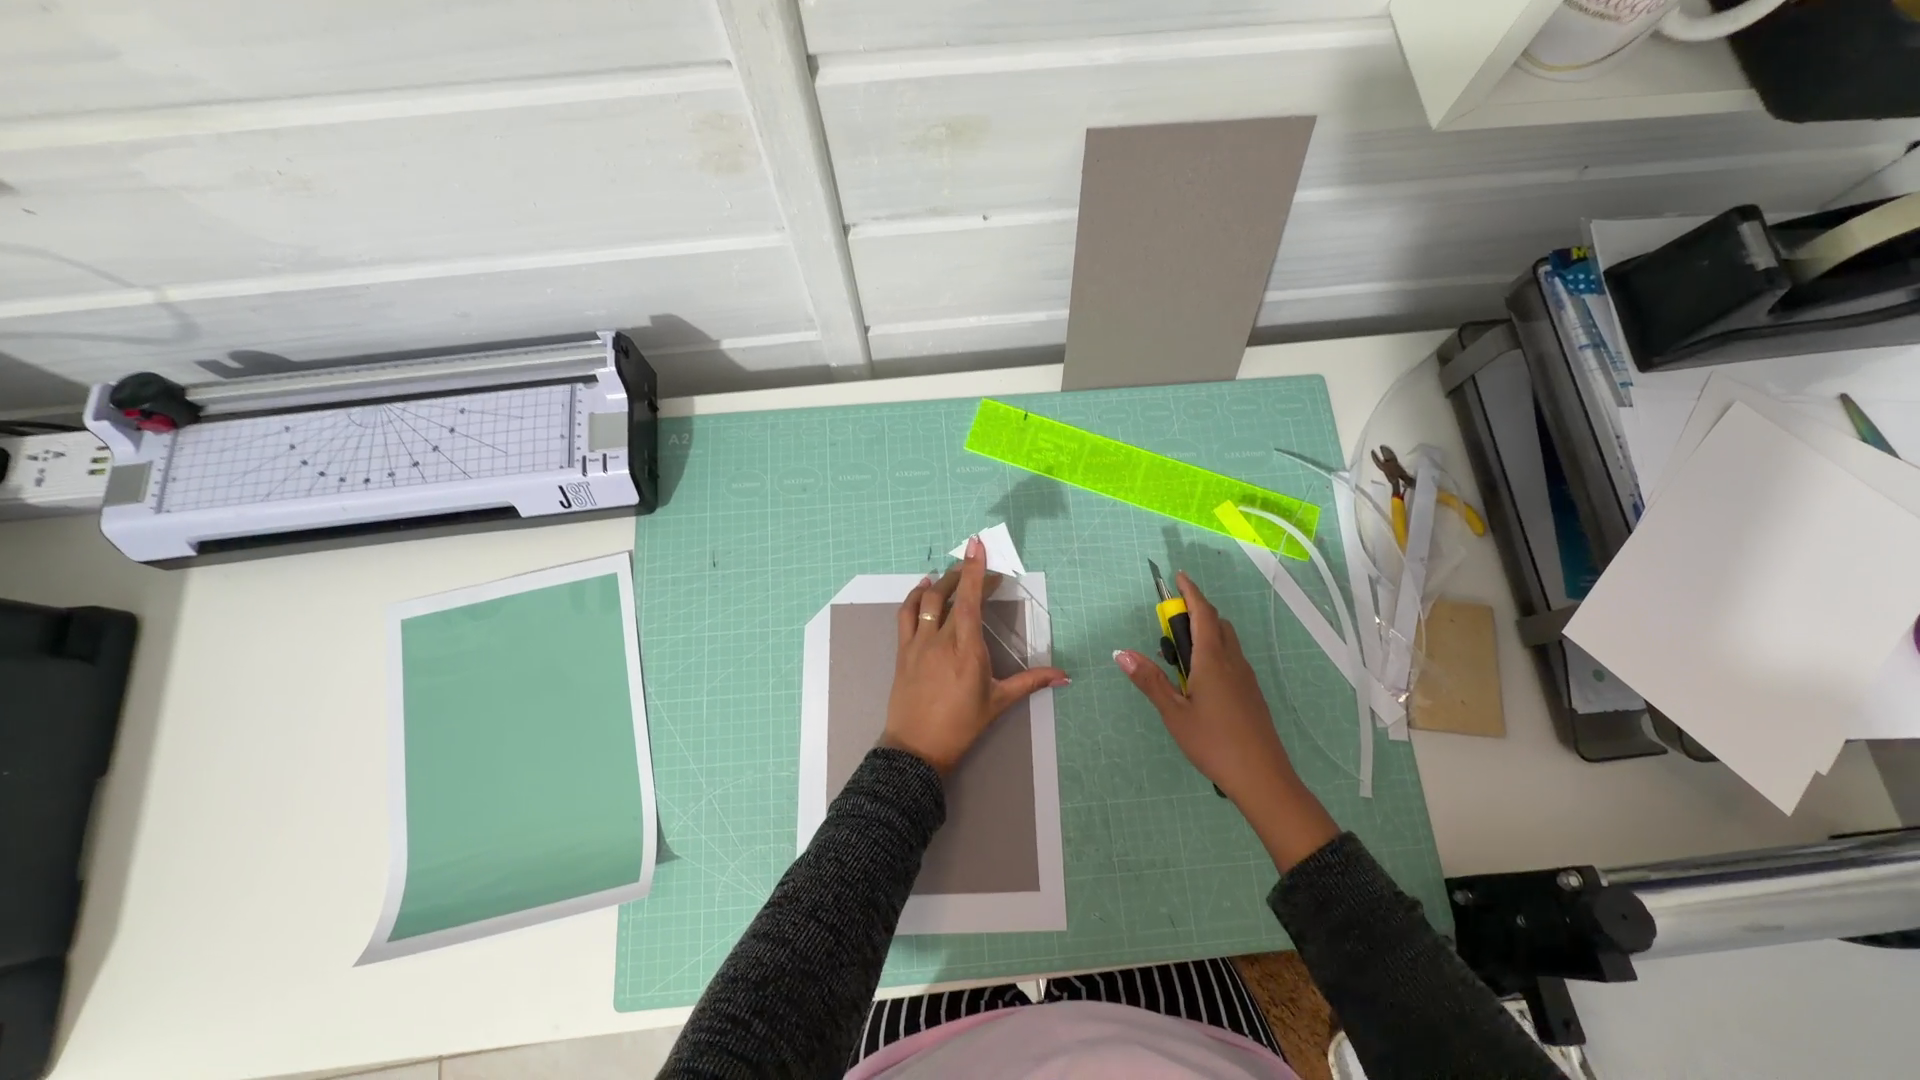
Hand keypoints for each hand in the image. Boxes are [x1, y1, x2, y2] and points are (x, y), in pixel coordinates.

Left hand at [881, 535, 1068, 773]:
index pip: (970, 599)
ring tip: (954, 574)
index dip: (974, 570)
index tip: (978, 545)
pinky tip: (923, 589)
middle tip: (980, 568)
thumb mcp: (998, 702)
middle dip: (965, 574)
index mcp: (967, 650)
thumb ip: (1031, 682)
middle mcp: (940, 640)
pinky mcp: (902, 651)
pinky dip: (914, 596)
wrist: (916, 747)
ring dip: (941, 582)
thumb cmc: (961, 726)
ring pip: (927, 600)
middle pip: (950, 594)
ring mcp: (918, 643)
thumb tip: (1064, 676)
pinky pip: (905, 614)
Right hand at [1114, 571, 1337, 871]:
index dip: (1190, 592)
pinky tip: (1199, 681)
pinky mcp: (1251, 694)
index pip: (1203, 613)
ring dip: (1207, 634)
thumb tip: (1122, 653)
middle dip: (1196, 613)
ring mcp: (1246, 678)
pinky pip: (1232, 660)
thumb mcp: (1173, 713)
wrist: (1262, 776)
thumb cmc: (1213, 743)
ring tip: (1180, 655)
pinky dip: (1215, 653)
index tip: (1179, 577)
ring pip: (1227, 642)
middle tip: (1171, 623)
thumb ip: (1149, 680)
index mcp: (1212, 660)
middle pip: (1218, 623)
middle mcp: (1233, 662)